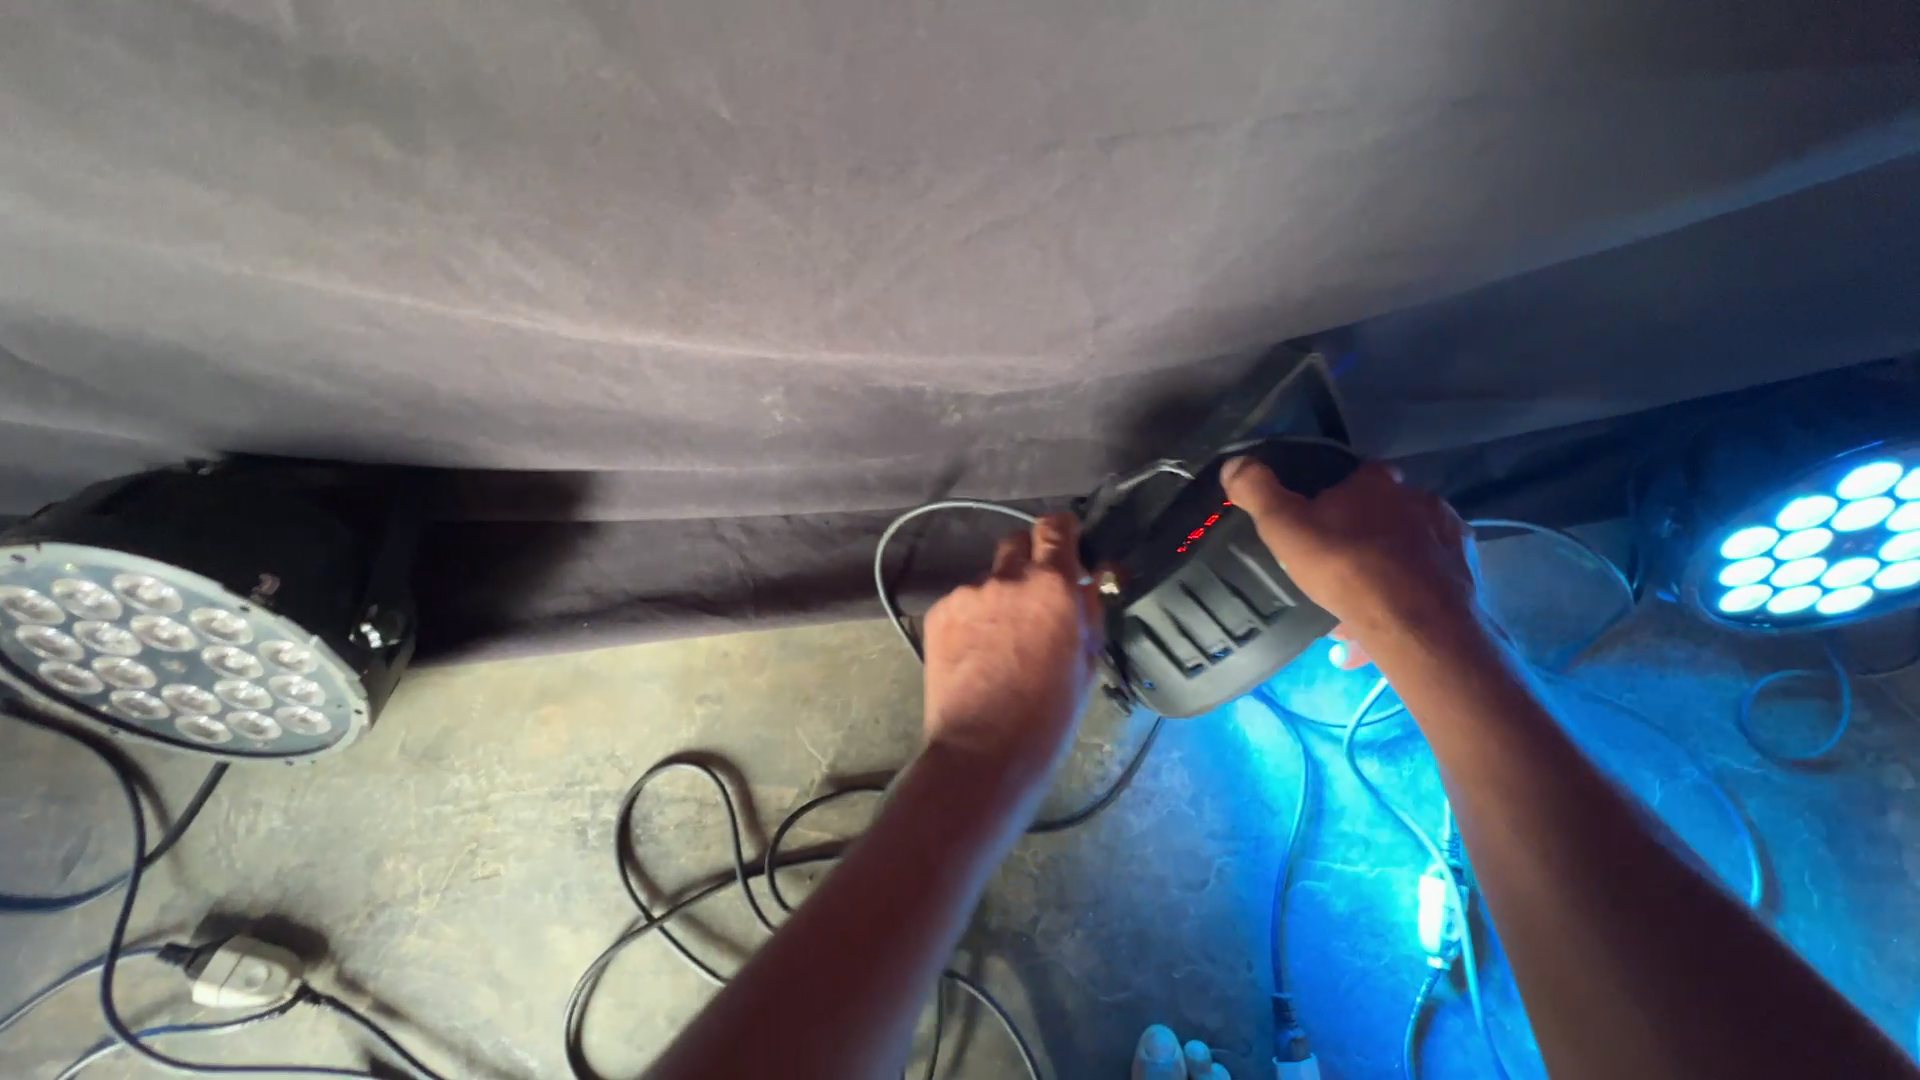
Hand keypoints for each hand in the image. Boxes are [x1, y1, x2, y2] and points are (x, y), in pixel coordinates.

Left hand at [920, 513, 1103, 784]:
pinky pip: (962, 602)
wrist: (982, 751)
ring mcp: (967, 594)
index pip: (1055, 527)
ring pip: (988, 578)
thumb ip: (1088, 610)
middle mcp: (1007, 578)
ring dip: (999, 596)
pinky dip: (972, 618)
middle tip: (1034, 598)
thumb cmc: (1048, 715)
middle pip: (1017, 542)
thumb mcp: (1087, 661)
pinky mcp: (938, 613)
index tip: (1065, 543)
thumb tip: (1089, 580)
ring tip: (1000, 641)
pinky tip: (976, 653)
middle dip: (1028, 561)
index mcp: (1052, 586)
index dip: (1062, 531)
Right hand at [1220, 457, 1482, 658]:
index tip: (1322, 518)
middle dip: (1365, 534)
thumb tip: (1234, 462)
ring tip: (1361, 603)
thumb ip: (1257, 491)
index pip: (1361, 474)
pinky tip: (1387, 619)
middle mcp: (1420, 500)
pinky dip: (1409, 594)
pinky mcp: (1467, 573)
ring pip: (1409, 548)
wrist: (1415, 622)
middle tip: (1338, 568)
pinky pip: (1429, 579)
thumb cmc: (1345, 566)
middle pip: (1387, 511)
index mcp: (1377, 483)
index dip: (1341, 493)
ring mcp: (1449, 536)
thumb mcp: (1284, 526)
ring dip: (1389, 567)